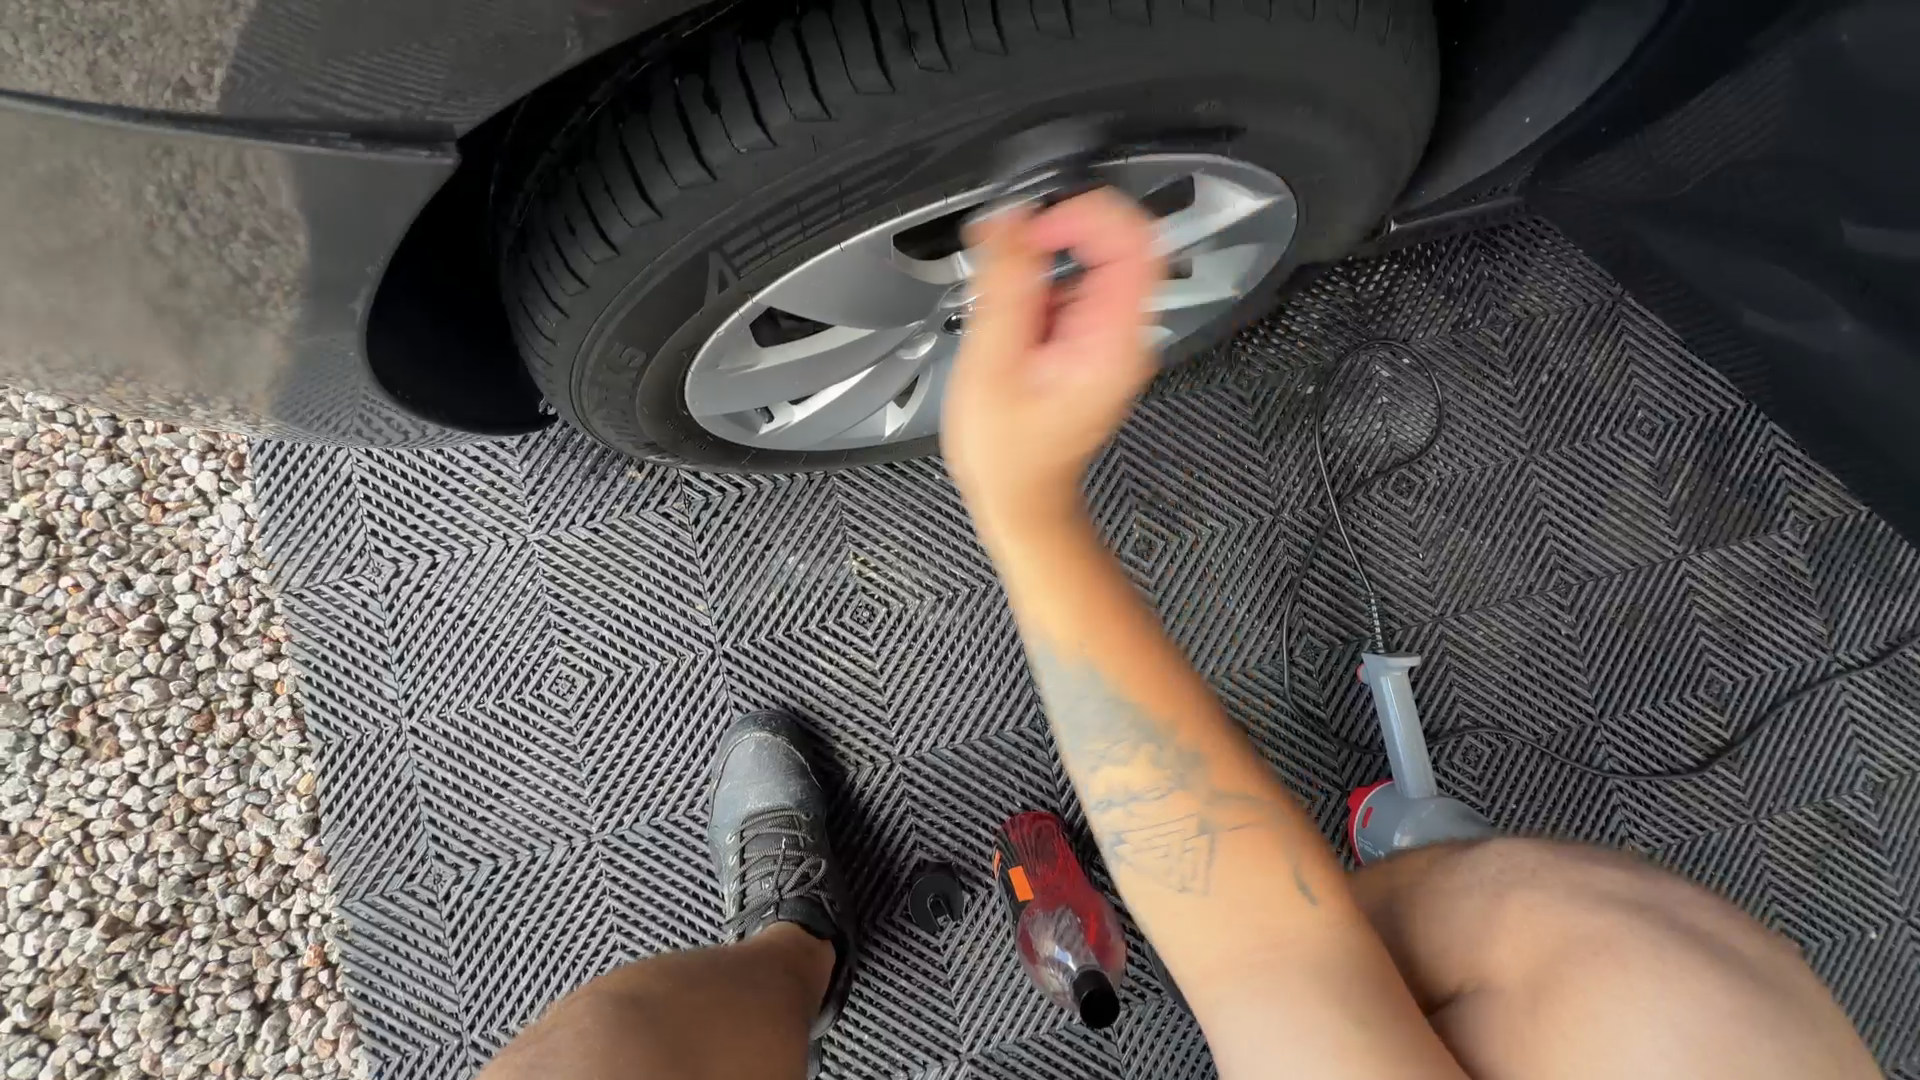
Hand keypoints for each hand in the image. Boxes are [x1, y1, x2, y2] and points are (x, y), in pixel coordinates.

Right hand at [940, 188, 1163, 537]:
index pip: (1132, 237)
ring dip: (1039, 279)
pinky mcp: (1093, 349)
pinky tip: (1014, 342)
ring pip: (1086, 269)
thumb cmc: (1009, 455)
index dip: (1080, 214)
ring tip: (1007, 330)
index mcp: (1113, 340)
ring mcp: (1111, 344)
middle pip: (1110, 247)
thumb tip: (1009, 220)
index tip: (1033, 230)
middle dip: (1051, 246)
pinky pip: (1072, 296)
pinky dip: (1037, 300)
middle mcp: (1125, 338)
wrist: (1020, 498)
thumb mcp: (991, 364)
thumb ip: (1003, 285)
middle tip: (1007, 274)